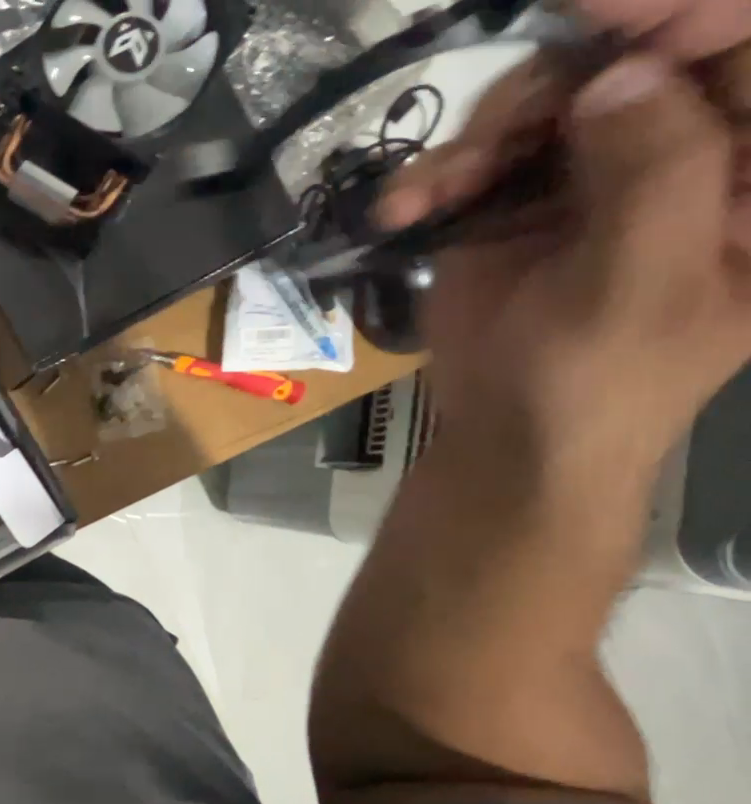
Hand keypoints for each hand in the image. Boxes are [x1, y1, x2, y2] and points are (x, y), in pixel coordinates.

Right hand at [380, 54, 750, 479]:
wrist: (507, 444)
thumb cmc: (598, 382)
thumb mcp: (643, 285)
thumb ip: (656, 172)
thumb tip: (617, 76)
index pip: (747, 47)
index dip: (680, 15)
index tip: (589, 8)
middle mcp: (687, 151)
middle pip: (635, 60)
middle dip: (551, 88)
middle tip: (490, 144)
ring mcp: (594, 174)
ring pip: (543, 100)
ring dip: (475, 140)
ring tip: (430, 196)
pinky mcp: (516, 203)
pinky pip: (476, 155)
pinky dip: (431, 176)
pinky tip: (403, 210)